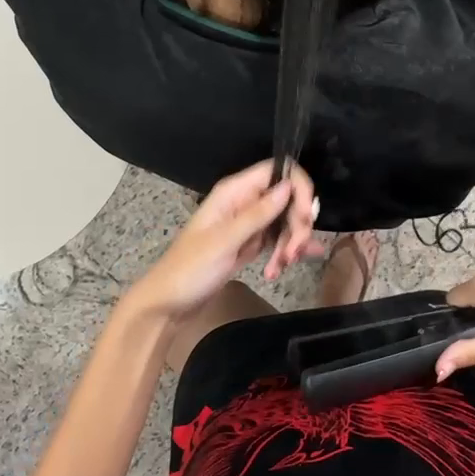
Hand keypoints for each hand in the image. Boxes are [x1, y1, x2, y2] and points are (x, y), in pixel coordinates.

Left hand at [123, 161, 317, 322]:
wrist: (168, 304)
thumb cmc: (190, 269)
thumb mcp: (225, 241)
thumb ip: (258, 213)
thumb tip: (289, 186)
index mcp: (234, 192)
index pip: (278, 171)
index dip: (298, 189)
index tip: (306, 217)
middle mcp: (243, 202)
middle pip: (287, 199)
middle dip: (296, 225)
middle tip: (293, 253)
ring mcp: (247, 224)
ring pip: (284, 222)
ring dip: (289, 244)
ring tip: (281, 268)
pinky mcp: (249, 245)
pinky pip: (276, 241)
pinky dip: (282, 254)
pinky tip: (282, 269)